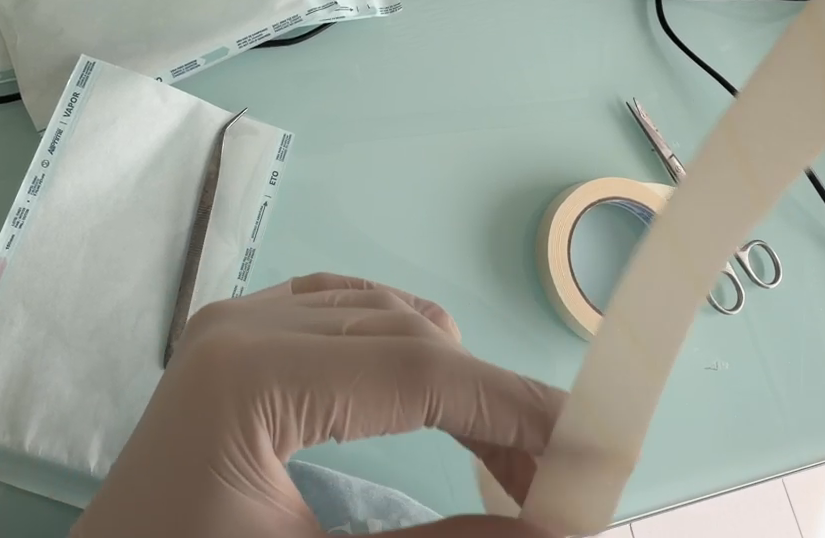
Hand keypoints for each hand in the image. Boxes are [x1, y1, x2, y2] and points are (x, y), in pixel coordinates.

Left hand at [70, 273, 564, 537]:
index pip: (414, 369)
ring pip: (378, 310)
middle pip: (404, 333)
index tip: (590, 451)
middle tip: (552, 476)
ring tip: (494, 448)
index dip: (512, 407)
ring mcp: (235, 319)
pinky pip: (340, 309)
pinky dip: (399, 344)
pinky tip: (426, 391)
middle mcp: (241, 323)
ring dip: (448, 370)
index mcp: (250, 377)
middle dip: (490, 399)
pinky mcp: (236, 332)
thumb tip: (558, 529)